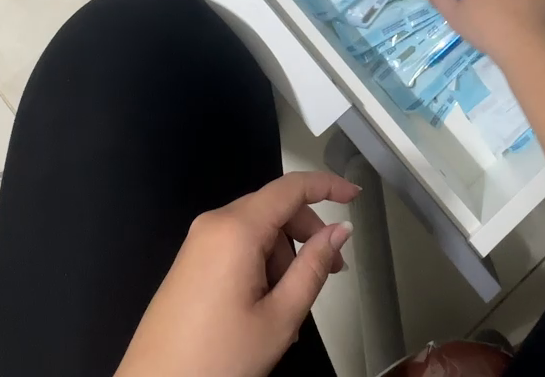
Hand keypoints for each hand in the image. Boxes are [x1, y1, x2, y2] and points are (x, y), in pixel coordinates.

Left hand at [114, 172, 357, 376]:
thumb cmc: (218, 359)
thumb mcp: (279, 318)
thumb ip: (314, 267)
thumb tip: (340, 230)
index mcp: (237, 228)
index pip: (291, 187)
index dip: (327, 185)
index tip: (355, 194)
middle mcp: (214, 224)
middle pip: (274, 208)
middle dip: (307, 233)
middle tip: (333, 270)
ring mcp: (198, 242)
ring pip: (257, 229)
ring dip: (284, 255)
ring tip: (292, 307)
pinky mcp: (190, 262)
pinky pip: (236, 246)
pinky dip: (261, 263)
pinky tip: (267, 305)